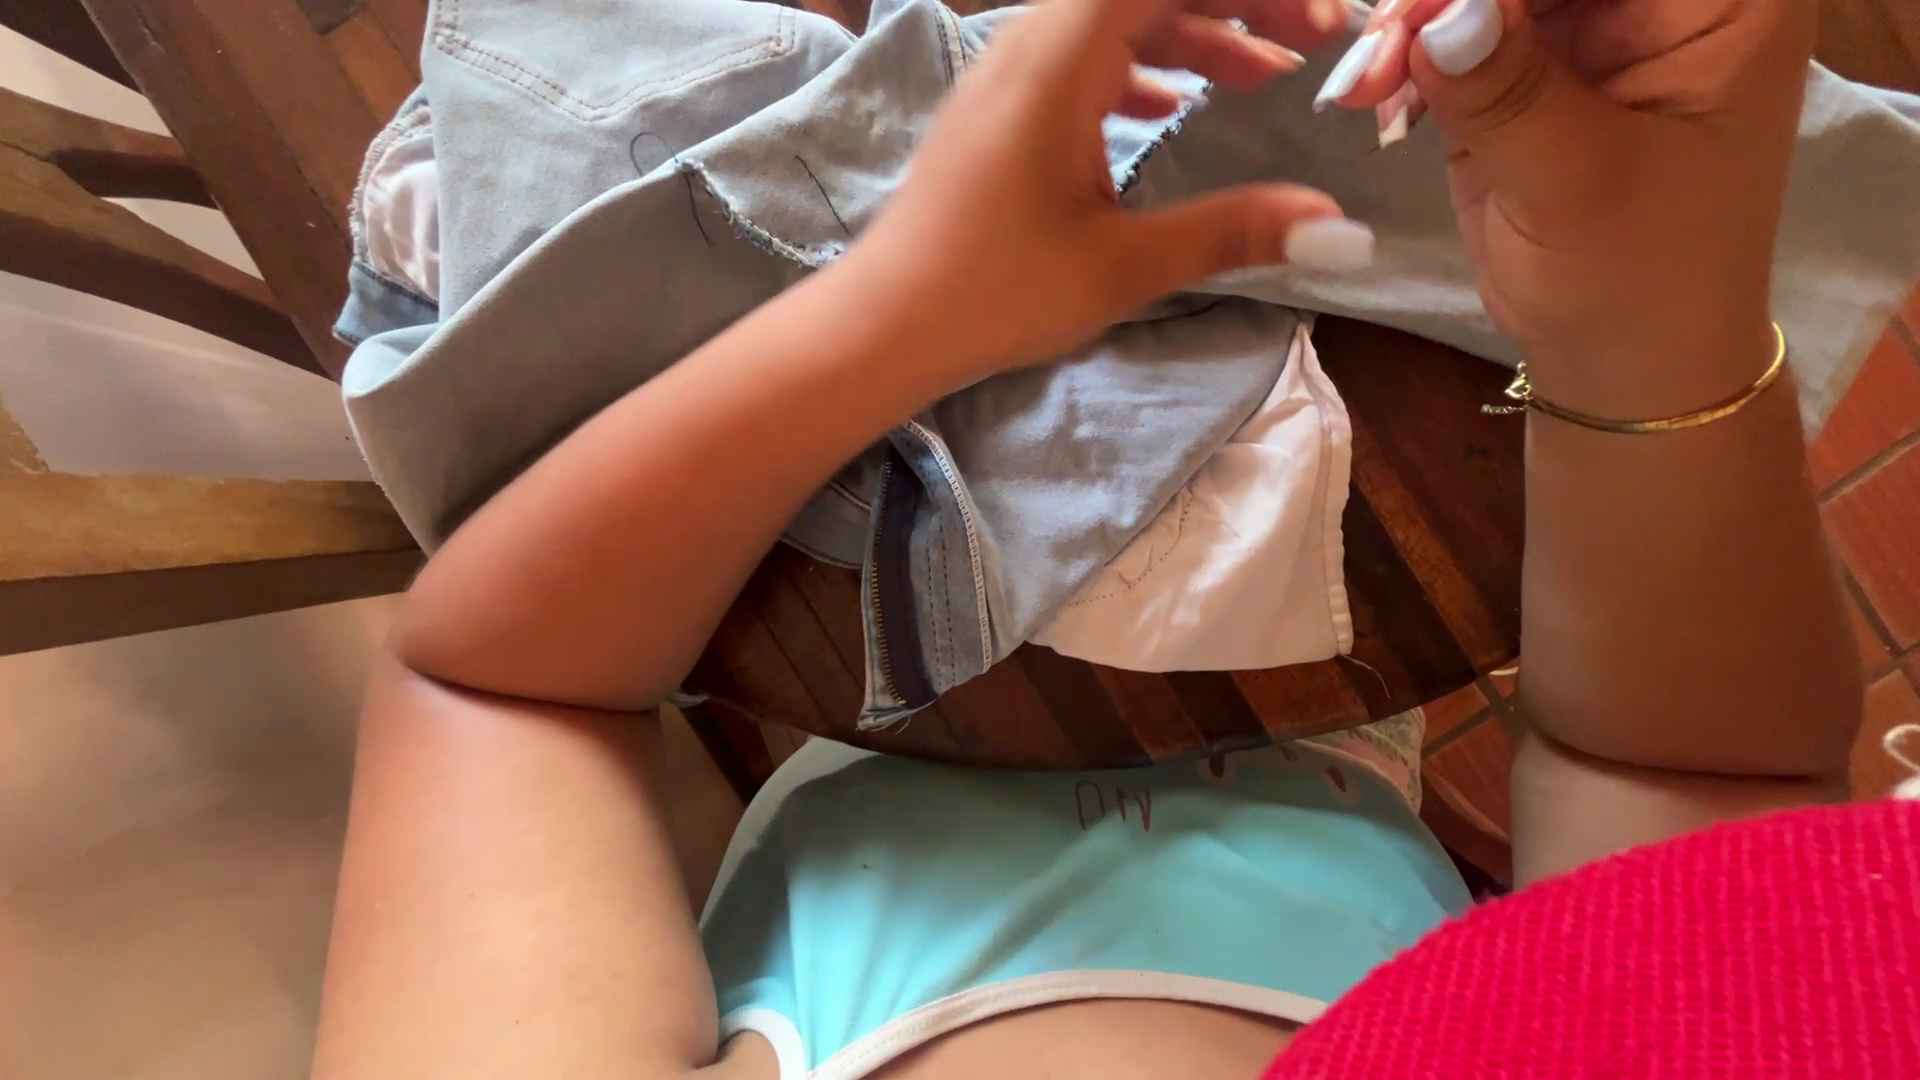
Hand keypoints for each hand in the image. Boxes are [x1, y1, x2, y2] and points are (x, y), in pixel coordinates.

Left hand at [841, 0, 1375, 380]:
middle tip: (1309, 49)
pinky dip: (1137, 72)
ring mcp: (1006, 76)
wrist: (887, 324)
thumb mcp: (1119, 267)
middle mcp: (1029, 42)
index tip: (1324, 25)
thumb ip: (1230, 234)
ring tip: (1258, 81)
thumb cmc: (992, 294)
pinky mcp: (996, 115)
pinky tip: (1167, 109)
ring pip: (1115, 22)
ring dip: (1192, 38)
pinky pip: (1080, 63)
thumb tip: (1336, 232)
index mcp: (1061, 55)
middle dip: (1239, 5)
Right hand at [1321, 0, 1813, 406]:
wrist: (1616, 342)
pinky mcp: (1516, 85)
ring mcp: (1575, 39)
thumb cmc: (1633, 270)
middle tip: (1370, 62)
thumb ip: (1509, 93)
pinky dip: (1407, 64)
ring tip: (1358, 88)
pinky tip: (1373, 94)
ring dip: (1410, 32)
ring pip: (1478, 0)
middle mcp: (1645, 1)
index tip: (1421, 18)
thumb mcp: (1575, 180)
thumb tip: (1440, 17)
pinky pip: (1453, 44)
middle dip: (1440, 0)